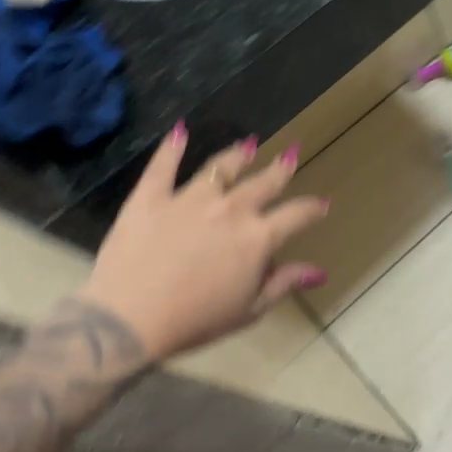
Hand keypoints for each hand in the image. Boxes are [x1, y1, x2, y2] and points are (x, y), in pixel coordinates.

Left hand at [78, 123, 329, 361]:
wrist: (129, 320)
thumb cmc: (195, 321)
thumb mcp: (248, 310)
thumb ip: (283, 284)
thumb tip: (318, 271)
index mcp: (258, 238)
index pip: (296, 215)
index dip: (312, 209)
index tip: (322, 204)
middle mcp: (231, 209)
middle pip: (263, 183)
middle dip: (280, 169)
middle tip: (290, 155)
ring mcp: (189, 200)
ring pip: (220, 169)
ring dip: (237, 155)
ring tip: (248, 144)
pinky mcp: (151, 198)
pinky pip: (163, 167)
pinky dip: (171, 148)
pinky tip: (179, 131)